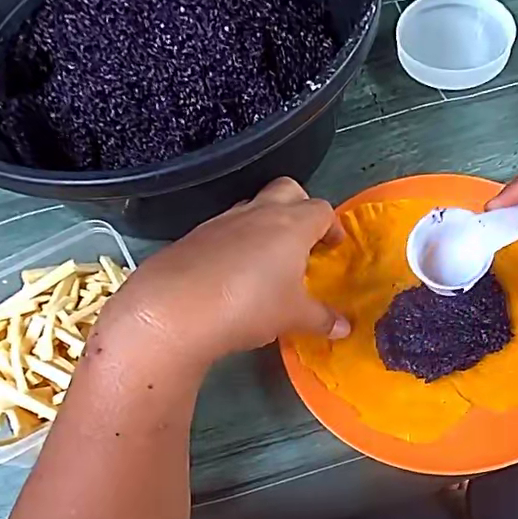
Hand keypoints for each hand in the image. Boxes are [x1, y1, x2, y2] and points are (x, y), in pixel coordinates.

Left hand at [97, 178, 348, 367]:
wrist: (174, 311)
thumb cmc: (250, 306)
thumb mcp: (295, 317)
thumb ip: (322, 319)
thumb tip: (343, 328)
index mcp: (291, 225)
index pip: (321, 210)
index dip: (332, 227)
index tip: (334, 248)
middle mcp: (257, 213)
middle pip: (287, 190)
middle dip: (301, 208)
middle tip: (305, 241)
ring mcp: (221, 222)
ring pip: (253, 208)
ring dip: (266, 226)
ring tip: (269, 262)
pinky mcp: (193, 237)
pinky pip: (225, 230)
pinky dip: (237, 244)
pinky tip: (234, 276)